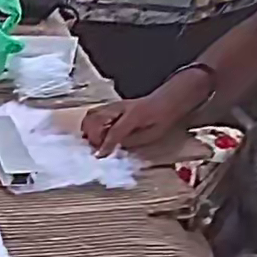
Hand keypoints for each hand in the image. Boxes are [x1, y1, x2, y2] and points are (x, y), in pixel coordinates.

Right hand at [81, 70, 212, 153]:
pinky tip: (96, 135)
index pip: (114, 131)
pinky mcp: (110, 107)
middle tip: (98, 148)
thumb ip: (131, 141)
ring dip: (88, 130)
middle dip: (93, 136)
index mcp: (134, 115)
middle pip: (95, 119)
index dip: (106, 145)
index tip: (99, 157)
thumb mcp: (152, 135)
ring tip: (95, 142)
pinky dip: (89, 126)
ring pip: (91, 115)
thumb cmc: (162, 118)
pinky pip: (93, 114)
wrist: (167, 99)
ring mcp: (114, 105)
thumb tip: (113, 149)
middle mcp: (120, 107)